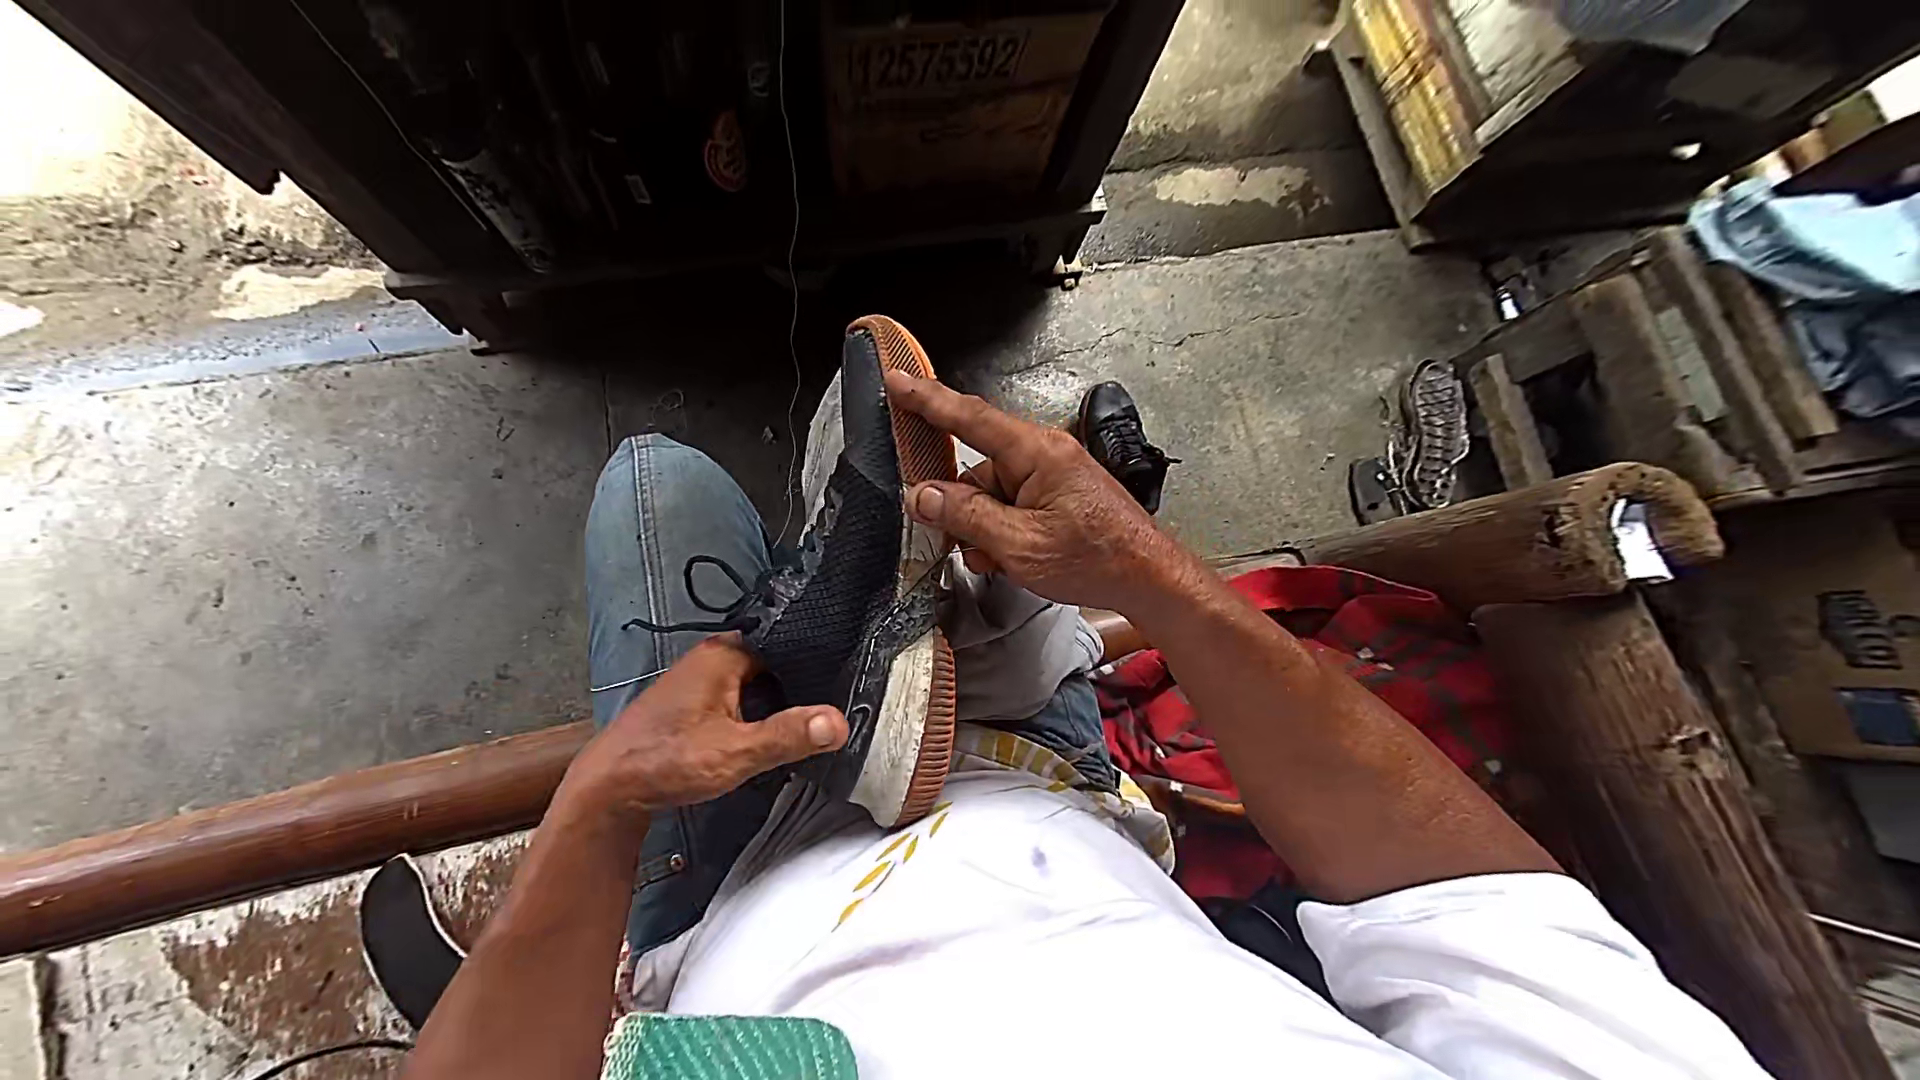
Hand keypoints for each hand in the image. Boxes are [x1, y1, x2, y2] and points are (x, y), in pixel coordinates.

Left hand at [559, 635, 846, 821]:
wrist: (606, 791)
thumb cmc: (666, 762)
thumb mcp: (735, 753)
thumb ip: (788, 736)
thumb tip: (840, 722)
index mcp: (724, 653)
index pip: (787, 641)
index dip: (818, 659)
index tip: (847, 676)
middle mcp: (714, 657)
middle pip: (775, 660)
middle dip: (801, 681)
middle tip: (836, 699)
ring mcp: (703, 678)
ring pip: (759, 679)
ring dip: (780, 698)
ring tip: (813, 715)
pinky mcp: (697, 700)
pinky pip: (742, 694)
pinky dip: (760, 708)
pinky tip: (775, 728)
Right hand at [884, 369, 1193, 612]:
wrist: (1147, 578)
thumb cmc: (1098, 558)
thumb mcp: (1019, 544)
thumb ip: (966, 516)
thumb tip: (924, 497)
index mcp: (1037, 453)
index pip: (970, 417)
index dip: (927, 399)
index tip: (898, 382)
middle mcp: (1045, 455)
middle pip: (978, 469)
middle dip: (963, 507)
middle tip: (956, 538)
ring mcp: (1052, 475)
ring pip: (993, 493)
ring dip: (984, 527)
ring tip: (999, 559)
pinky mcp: (1057, 494)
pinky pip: (1013, 504)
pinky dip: (1003, 530)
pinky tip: (1010, 556)